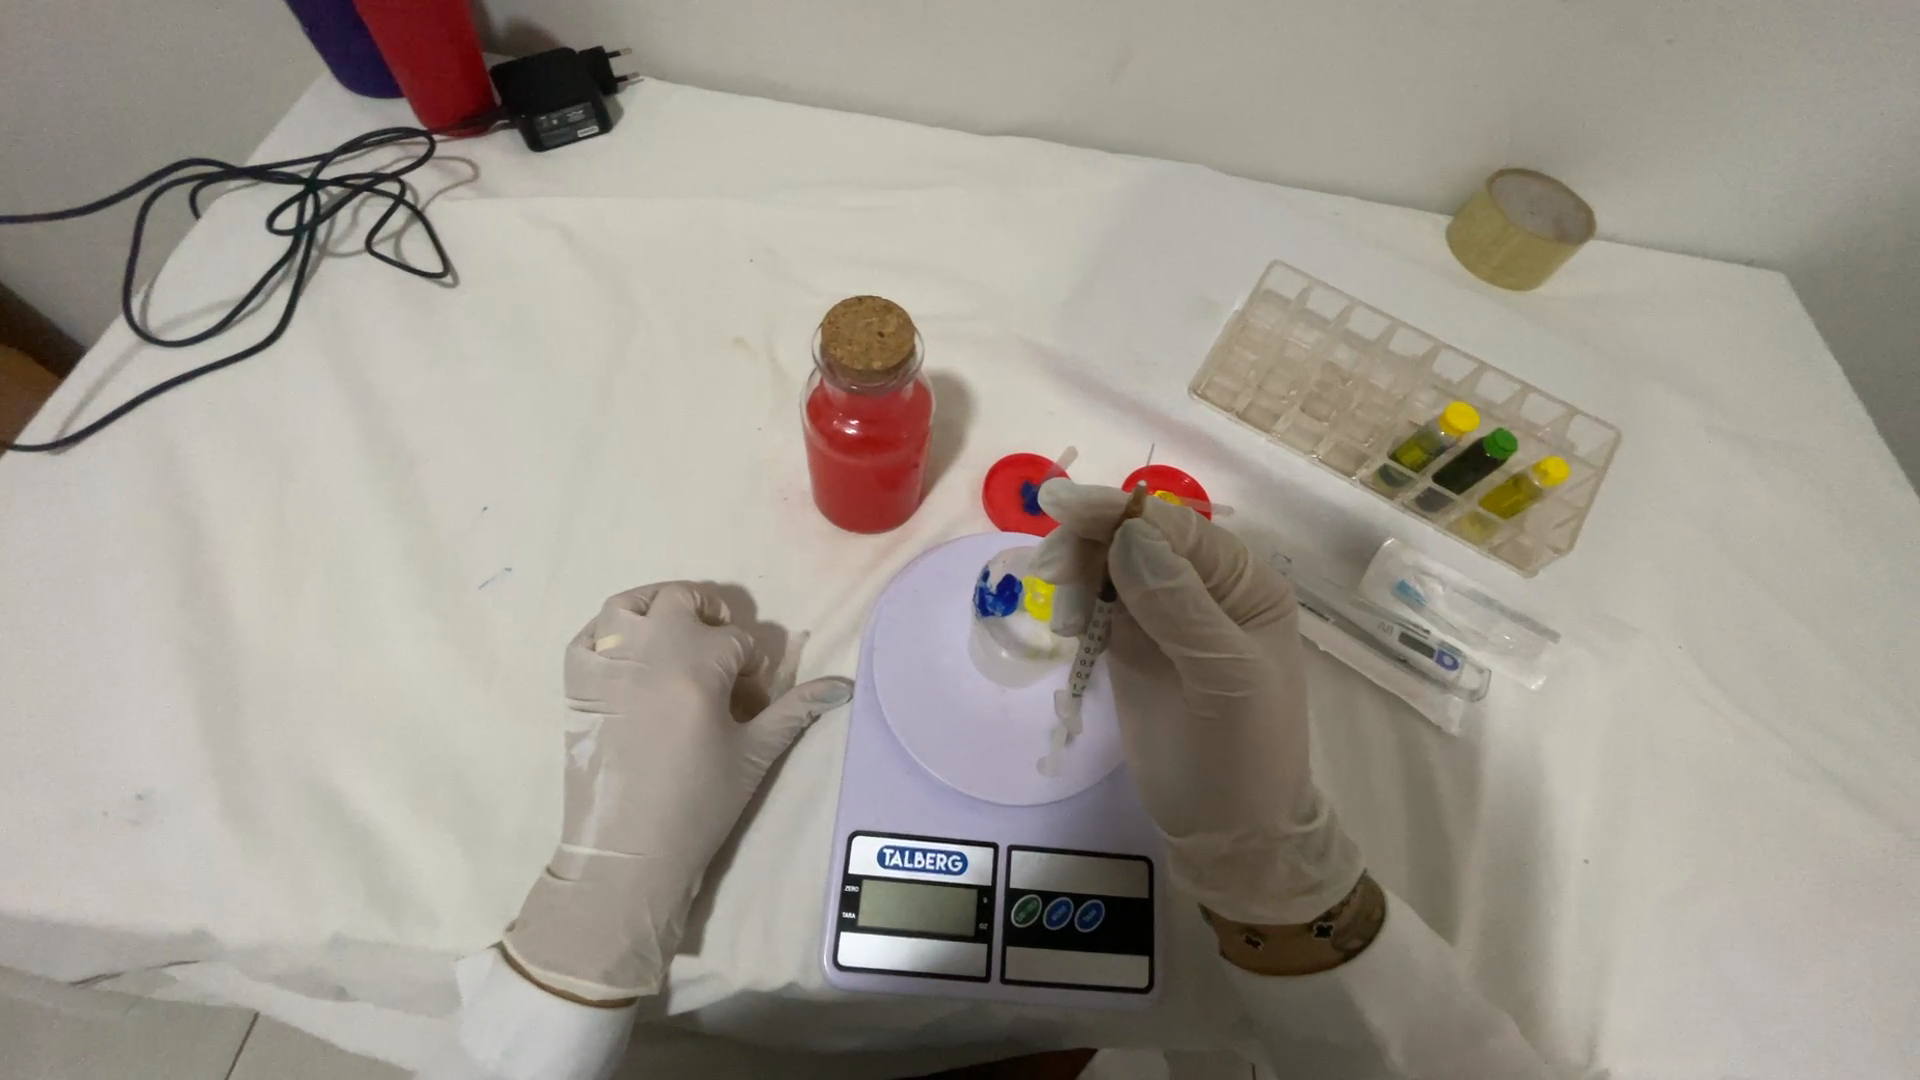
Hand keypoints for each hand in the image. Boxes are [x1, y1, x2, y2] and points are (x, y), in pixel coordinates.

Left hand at [502, 583, 852, 1003]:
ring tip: (675, 635)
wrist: (628, 852)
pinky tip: (632, 654)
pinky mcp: (576, 684)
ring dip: (658, 607)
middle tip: (720, 651)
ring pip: (630, 604)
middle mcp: (651, 653)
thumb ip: (797, 708)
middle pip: (683, 599)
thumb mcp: (756, 753)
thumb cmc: (700, 803)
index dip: (753, 665)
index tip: (750, 699)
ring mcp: (608, 665)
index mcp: (698, 667)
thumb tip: (845, 685)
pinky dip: (611, 632)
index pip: (737, 640)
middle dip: (710, 616)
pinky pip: (589, 634)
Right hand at [1032, 480, 1362, 925]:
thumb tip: (1129, 536)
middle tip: (1048, 571)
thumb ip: (1178, 604)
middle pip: (1134, 538)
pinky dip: (1074, 600)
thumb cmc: (1242, 756)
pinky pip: (1094, 602)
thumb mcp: (1225, 678)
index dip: (1118, 513)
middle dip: (1088, 542)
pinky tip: (1067, 622)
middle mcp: (1202, 589)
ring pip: (1107, 566)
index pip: (1175, 528)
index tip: (1060, 507)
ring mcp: (1160, 616)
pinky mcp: (1129, 644)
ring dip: (1076, 573)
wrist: (1227, 832)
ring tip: (1064, 617)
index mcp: (1242, 585)